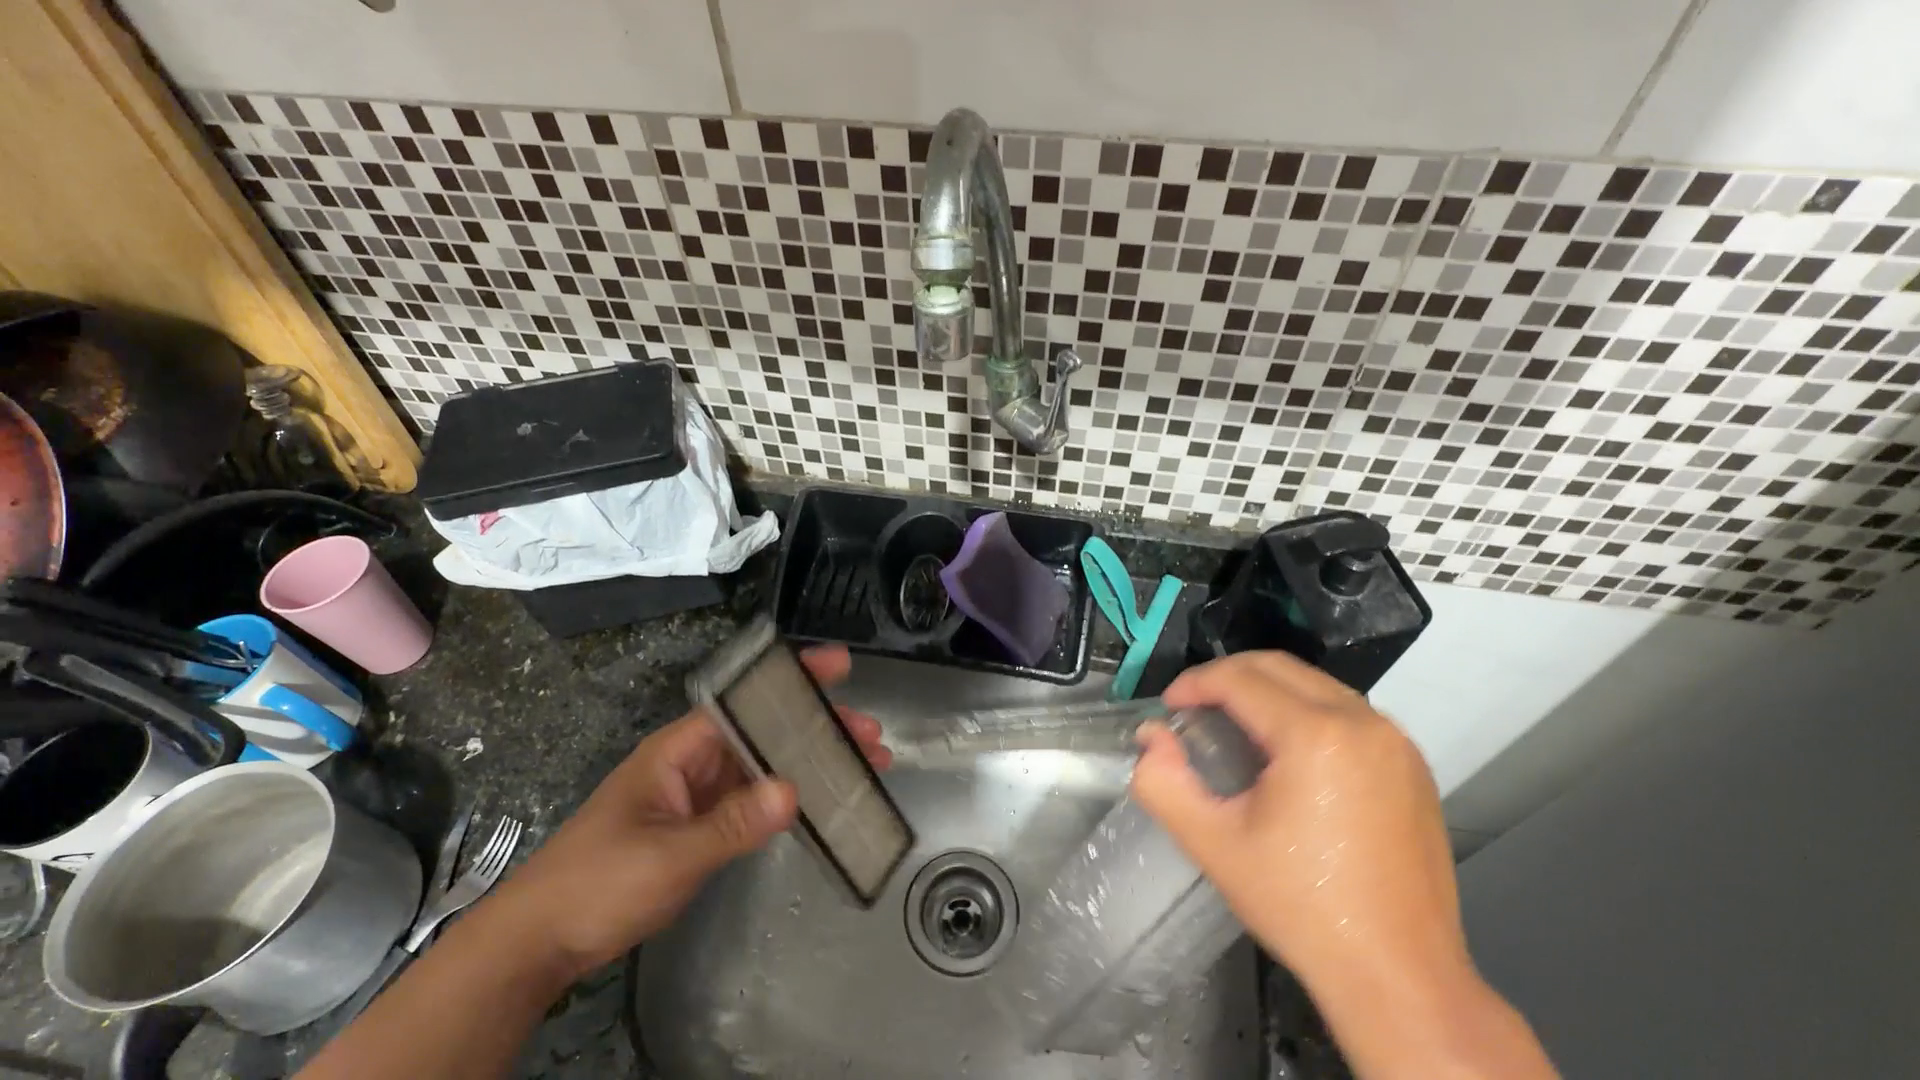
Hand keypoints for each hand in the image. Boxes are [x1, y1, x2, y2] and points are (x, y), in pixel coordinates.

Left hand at [479, 644, 885, 979]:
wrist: (539, 940)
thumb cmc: (597, 883)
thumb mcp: (669, 855)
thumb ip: (732, 824)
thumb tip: (794, 790)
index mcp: (676, 751)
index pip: (740, 702)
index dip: (789, 682)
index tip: (836, 667)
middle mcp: (688, 765)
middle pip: (760, 734)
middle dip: (814, 729)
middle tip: (870, 736)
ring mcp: (691, 798)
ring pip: (759, 768)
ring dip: (806, 765)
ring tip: (862, 767)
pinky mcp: (693, 830)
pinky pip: (748, 803)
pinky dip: (784, 800)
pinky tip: (818, 804)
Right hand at [1129, 651, 1462, 984]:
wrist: (1397, 973)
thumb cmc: (1300, 908)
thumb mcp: (1214, 845)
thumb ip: (1164, 782)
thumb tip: (1150, 738)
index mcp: (1316, 735)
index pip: (1241, 679)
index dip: (1195, 684)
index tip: (1168, 708)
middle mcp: (1364, 723)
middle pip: (1282, 668)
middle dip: (1229, 679)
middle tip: (1194, 711)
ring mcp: (1397, 743)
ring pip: (1318, 687)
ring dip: (1270, 695)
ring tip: (1235, 733)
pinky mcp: (1413, 767)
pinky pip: (1350, 716)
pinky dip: (1309, 716)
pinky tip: (1288, 760)